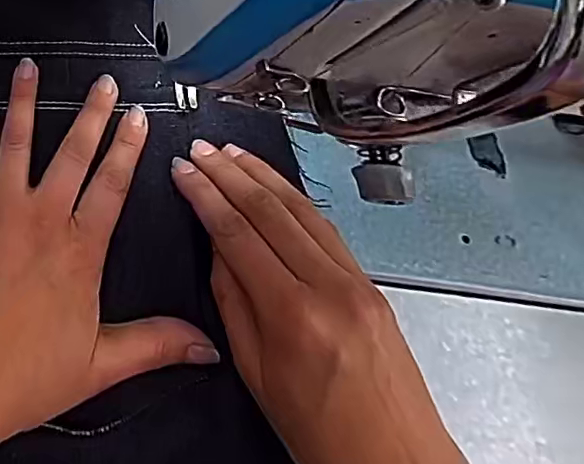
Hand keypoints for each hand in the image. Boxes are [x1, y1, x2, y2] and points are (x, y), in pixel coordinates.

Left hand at [0, 60, 219, 463]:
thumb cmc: (22, 375)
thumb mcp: (99, 364)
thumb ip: (154, 344)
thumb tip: (205, 347)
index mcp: (79, 248)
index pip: (113, 185)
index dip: (129, 148)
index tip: (138, 116)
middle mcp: (43, 218)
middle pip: (74, 153)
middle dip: (93, 114)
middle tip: (105, 83)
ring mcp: (1, 210)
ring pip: (17, 143)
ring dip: (23, 102)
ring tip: (29, 68)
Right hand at [172, 140, 464, 463]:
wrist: (398, 463)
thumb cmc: (329, 440)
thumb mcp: (257, 375)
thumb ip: (232, 303)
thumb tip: (217, 248)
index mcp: (294, 317)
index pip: (237, 232)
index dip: (205, 195)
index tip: (185, 173)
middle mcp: (331, 288)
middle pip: (268, 208)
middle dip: (227, 172)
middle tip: (201, 151)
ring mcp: (357, 280)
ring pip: (300, 206)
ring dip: (261, 173)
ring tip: (232, 154)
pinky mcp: (371, 280)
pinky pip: (325, 224)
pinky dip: (294, 196)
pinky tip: (275, 183)